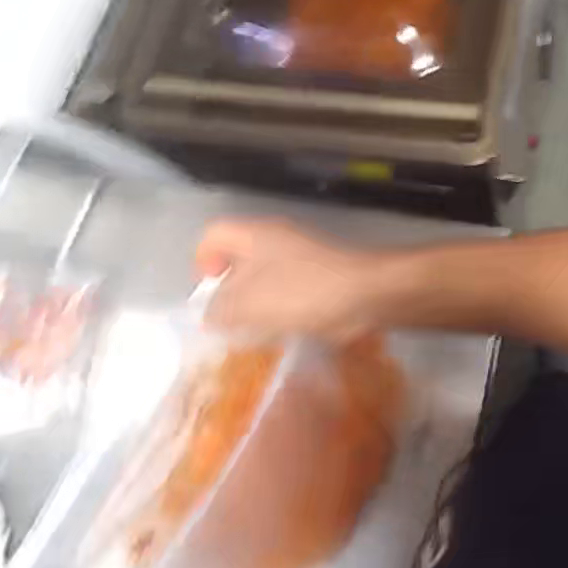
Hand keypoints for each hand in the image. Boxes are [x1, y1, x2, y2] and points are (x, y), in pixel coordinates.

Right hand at [194, 219, 385, 341]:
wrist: (365, 295)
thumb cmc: (302, 293)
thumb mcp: (249, 304)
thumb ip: (220, 310)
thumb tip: (209, 316)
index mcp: (255, 236)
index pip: (214, 234)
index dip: (201, 260)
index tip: (207, 290)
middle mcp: (277, 241)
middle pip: (239, 259)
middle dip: (228, 291)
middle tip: (227, 320)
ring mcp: (302, 259)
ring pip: (266, 279)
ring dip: (256, 305)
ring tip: (253, 332)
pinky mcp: (321, 279)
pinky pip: (290, 293)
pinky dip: (281, 312)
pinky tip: (283, 333)